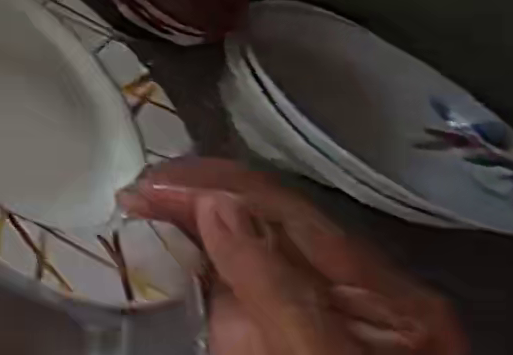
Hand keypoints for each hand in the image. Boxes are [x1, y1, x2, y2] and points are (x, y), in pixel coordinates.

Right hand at [120, 158, 466, 354]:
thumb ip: (275, 286)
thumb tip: (215, 202)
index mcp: (378, 290)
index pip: (280, 207)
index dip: (212, 186)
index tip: (148, 189)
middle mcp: (345, 285)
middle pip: (259, 212)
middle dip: (193, 194)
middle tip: (133, 194)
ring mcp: (309, 307)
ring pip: (240, 233)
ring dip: (186, 214)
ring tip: (137, 206)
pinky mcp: (274, 325)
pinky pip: (229, 272)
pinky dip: (191, 248)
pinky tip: (159, 237)